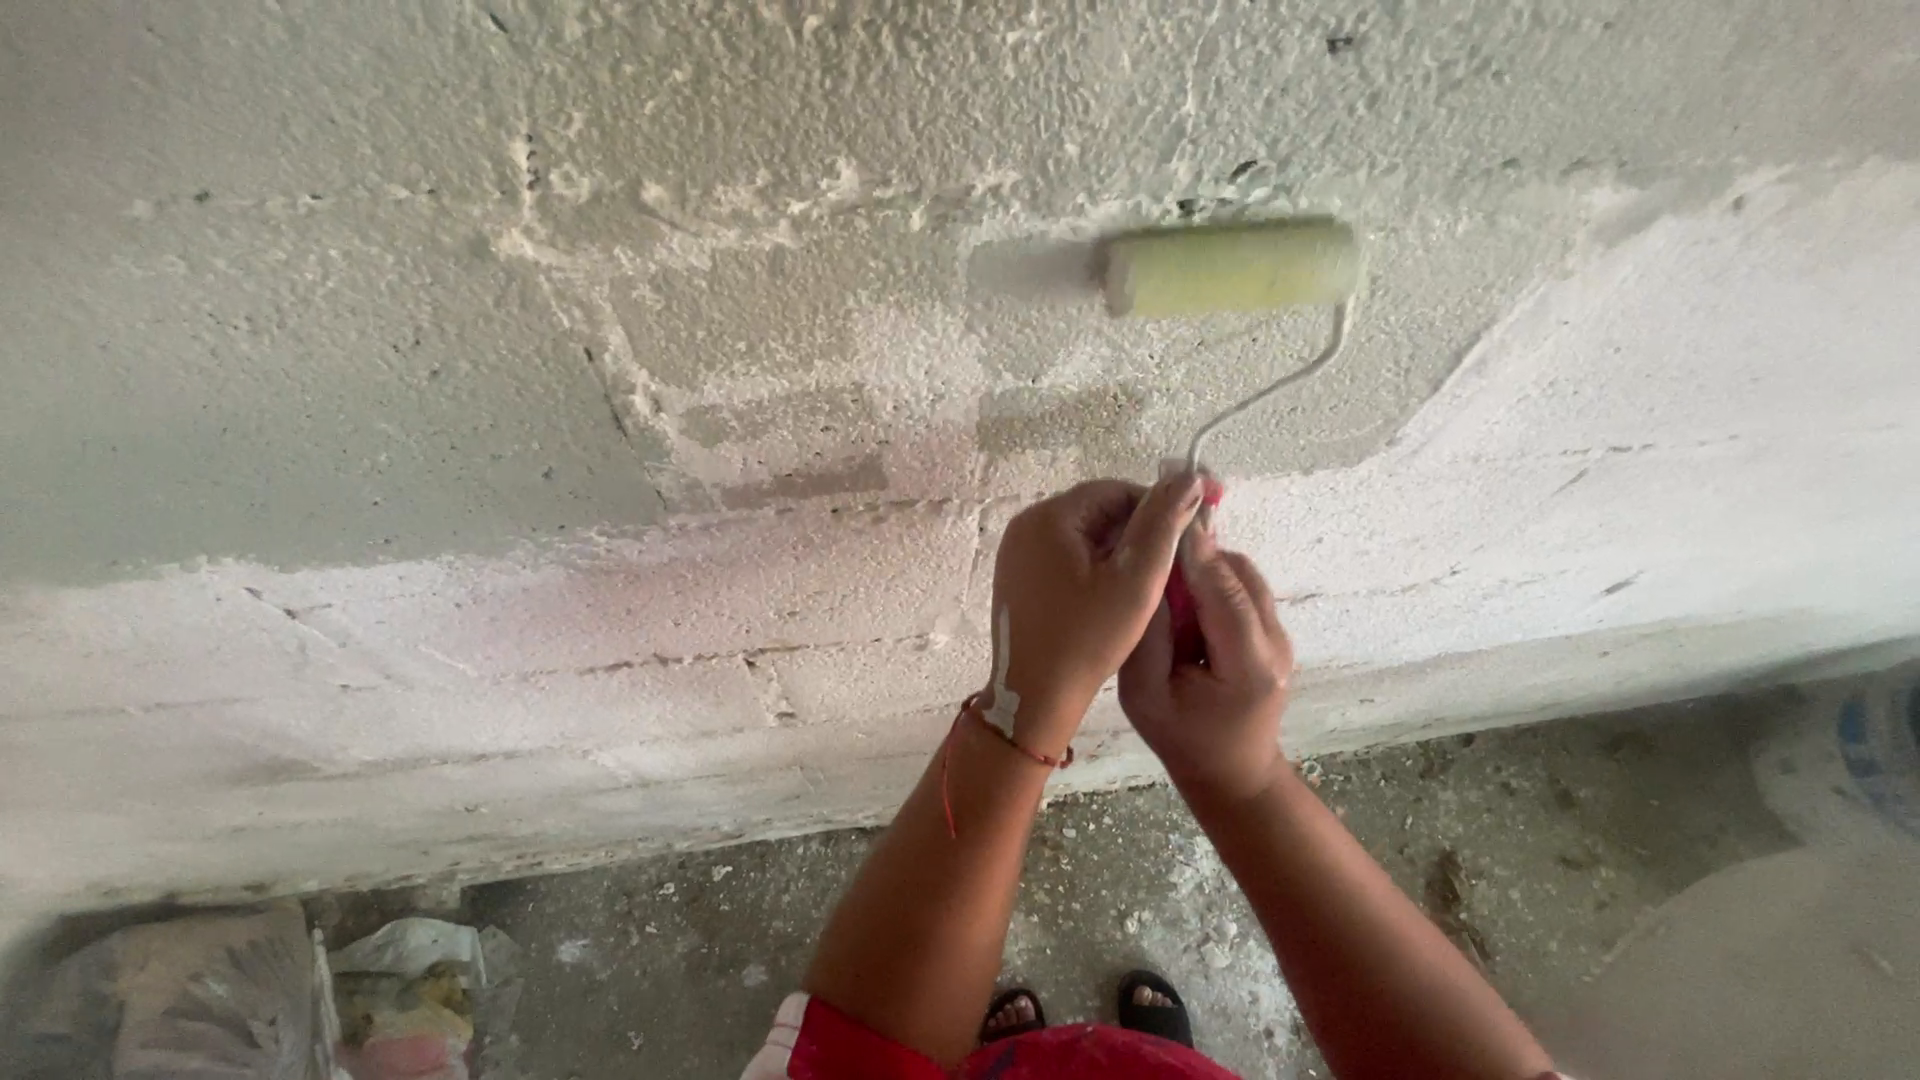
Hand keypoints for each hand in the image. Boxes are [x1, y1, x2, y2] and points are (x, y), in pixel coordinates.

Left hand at [981, 474, 1203, 755]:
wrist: (1035, 697)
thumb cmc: (1087, 639)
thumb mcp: (1135, 579)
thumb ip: (1163, 523)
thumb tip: (1190, 477)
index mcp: (1048, 518)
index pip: (1115, 491)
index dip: (1158, 505)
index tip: (1193, 526)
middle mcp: (1025, 527)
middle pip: (1097, 511)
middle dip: (1140, 529)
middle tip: (1176, 560)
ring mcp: (1017, 553)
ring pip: (1084, 536)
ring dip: (1120, 550)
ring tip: (1152, 579)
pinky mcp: (1019, 578)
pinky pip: (1066, 558)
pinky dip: (1097, 567)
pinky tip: (1119, 594)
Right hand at [1118, 531, 1294, 799]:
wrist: (1232, 772)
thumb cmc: (1182, 739)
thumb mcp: (1144, 696)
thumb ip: (1148, 638)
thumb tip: (1150, 578)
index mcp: (1249, 666)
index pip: (1226, 594)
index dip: (1198, 553)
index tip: (1167, 517)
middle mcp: (1276, 644)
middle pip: (1240, 575)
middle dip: (1199, 550)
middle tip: (1153, 536)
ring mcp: (1279, 637)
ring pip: (1244, 575)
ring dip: (1205, 562)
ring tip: (1161, 562)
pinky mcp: (1272, 632)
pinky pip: (1242, 588)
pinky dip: (1212, 577)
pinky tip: (1179, 585)